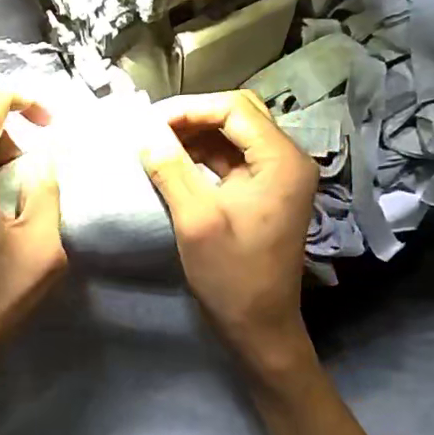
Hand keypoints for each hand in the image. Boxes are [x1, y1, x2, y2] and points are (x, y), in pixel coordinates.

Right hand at [140, 90, 317, 365]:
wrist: (260, 325)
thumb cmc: (232, 275)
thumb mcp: (196, 220)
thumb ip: (170, 169)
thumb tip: (144, 132)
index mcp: (282, 160)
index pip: (233, 109)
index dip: (188, 109)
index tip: (149, 123)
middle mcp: (288, 160)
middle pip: (238, 116)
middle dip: (193, 118)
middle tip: (152, 130)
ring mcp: (280, 177)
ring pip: (235, 137)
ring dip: (197, 136)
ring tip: (157, 144)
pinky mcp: (268, 194)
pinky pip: (235, 160)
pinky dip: (205, 157)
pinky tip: (176, 164)